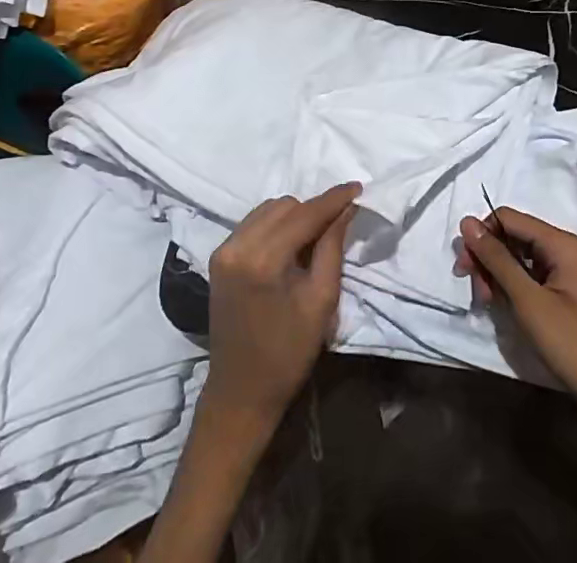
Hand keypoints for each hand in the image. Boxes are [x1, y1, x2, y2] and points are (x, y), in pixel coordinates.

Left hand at [204, 183, 359, 422]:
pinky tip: (290, 245)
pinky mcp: (218, 258)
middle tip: (338, 224)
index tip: (358, 187)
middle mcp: (236, 246)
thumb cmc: (289, 351)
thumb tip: (346, 210)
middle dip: (314, 210)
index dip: (333, 199)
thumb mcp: (322, 299)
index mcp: (262, 260)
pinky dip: (275, 226)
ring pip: (267, 210)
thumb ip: (332, 247)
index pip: (304, 214)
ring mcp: (222, 251)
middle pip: (285, 206)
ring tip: (315, 237)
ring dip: (294, 216)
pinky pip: (253, 224)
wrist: (242, 389)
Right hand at [456, 207, 576, 427]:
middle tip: (476, 291)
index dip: (481, 236)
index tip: (464, 268)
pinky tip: (502, 306)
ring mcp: (562, 270)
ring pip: (516, 257)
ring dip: (495, 275)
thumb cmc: (574, 343)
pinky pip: (526, 275)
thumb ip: (497, 260)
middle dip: (487, 258)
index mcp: (560, 243)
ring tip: (489, 303)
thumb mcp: (529, 301)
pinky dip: (509, 287)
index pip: (507, 218)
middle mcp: (562, 249)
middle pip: (511, 236)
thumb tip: (466, 223)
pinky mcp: (560, 291)